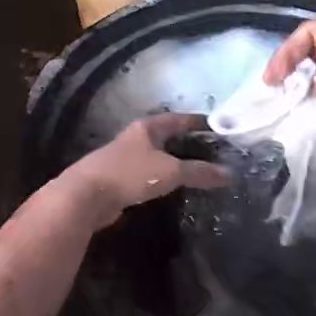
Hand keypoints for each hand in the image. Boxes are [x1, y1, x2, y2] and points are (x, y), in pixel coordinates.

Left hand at [55, 114, 230, 227]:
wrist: (86, 196)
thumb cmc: (129, 174)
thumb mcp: (170, 171)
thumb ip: (199, 172)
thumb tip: (229, 174)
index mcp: (147, 128)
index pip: (178, 119)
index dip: (197, 121)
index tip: (218, 125)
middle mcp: (135, 138)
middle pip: (166, 137)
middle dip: (187, 142)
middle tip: (212, 150)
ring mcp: (124, 159)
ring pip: (156, 156)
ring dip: (174, 161)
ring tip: (197, 170)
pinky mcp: (119, 179)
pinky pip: (147, 175)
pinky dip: (162, 178)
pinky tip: (172, 187)